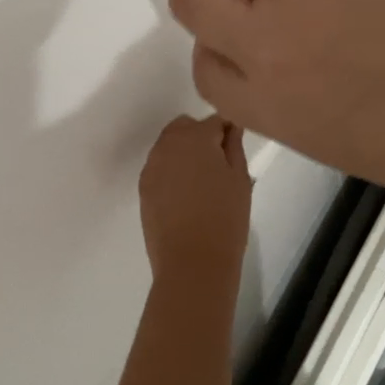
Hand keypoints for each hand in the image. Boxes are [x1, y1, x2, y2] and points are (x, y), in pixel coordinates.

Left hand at [138, 115, 252, 279]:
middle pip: (185, 127)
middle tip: (218, 165)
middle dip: (201, 137)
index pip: (215, 120)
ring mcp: (152, 166)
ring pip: (169, 145)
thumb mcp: (240, 179)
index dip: (227, 132)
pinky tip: (185, 196)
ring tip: (201, 182)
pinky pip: (159, 167)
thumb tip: (230, 127)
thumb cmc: (225, 219)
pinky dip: (172, 171)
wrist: (192, 264)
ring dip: (184, 153)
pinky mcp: (143, 187)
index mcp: (196, 137)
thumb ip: (234, 146)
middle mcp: (168, 144)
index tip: (234, 150)